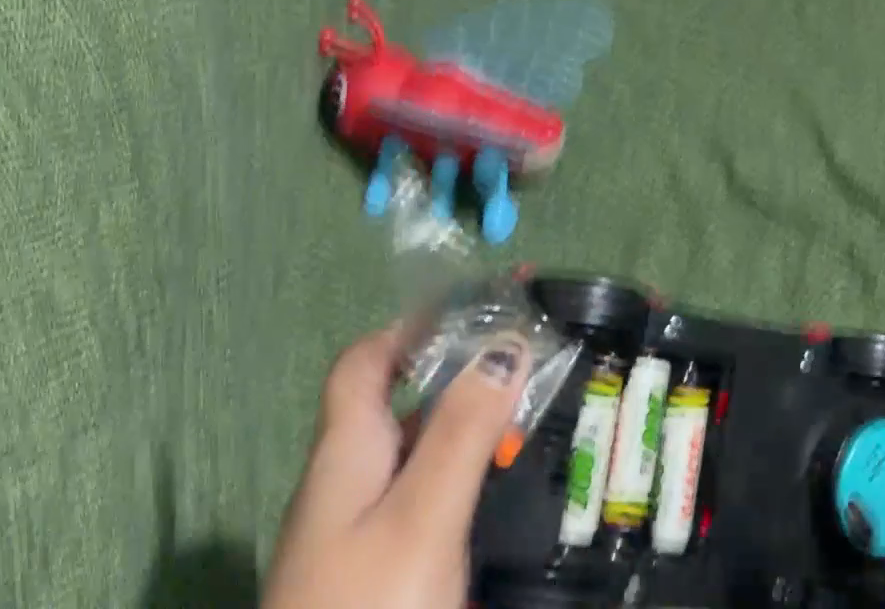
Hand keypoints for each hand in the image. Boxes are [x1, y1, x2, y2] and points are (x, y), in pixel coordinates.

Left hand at [262, 325, 529, 608]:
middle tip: (535, 354)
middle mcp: (350, 482)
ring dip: (474, 419)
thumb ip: (462, 432)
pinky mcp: (386, 567)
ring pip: (423, 450)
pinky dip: (471, 470)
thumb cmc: (369, 606)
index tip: (481, 305)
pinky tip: (508, 480)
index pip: (365, 363)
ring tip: (539, 405)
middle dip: (463, 369)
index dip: (414, 325)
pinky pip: (431, 493)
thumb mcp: (422, 516)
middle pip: (402, 402)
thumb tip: (504, 342)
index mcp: (345, 454)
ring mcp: (366, 529)